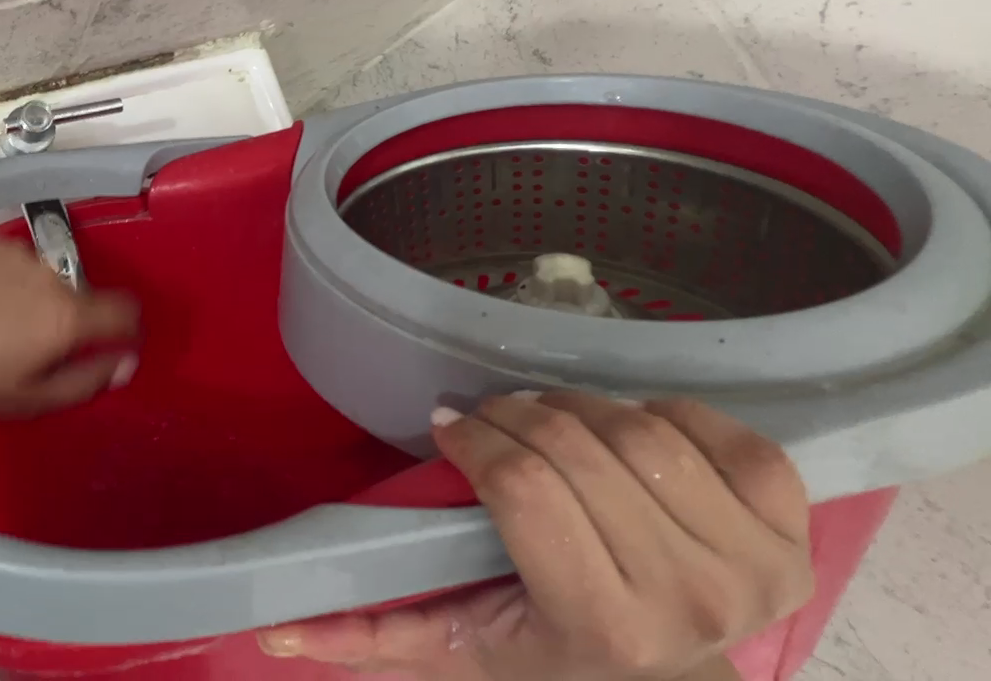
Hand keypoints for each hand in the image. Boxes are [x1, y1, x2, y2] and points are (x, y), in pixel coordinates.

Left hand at [0, 239, 140, 422]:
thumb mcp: (33, 399)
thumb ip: (89, 380)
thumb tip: (126, 361)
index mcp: (66, 316)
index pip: (125, 309)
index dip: (125, 326)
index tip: (113, 340)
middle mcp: (49, 275)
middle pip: (84, 292)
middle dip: (73, 315)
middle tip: (39, 343)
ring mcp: (17, 253)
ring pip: (50, 275)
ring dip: (41, 295)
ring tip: (3, 322)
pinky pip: (18, 262)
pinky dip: (12, 279)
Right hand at [261, 393, 813, 680]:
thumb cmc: (548, 657)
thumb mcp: (453, 650)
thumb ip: (364, 636)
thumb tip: (271, 628)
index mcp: (599, 624)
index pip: (524, 488)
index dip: (474, 438)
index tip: (449, 426)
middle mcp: (689, 598)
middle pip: (579, 449)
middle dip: (515, 414)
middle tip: (490, 418)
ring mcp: (753, 565)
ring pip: (641, 430)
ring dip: (578, 408)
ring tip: (548, 424)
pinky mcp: (792, 535)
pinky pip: (726, 434)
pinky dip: (667, 414)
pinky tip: (630, 436)